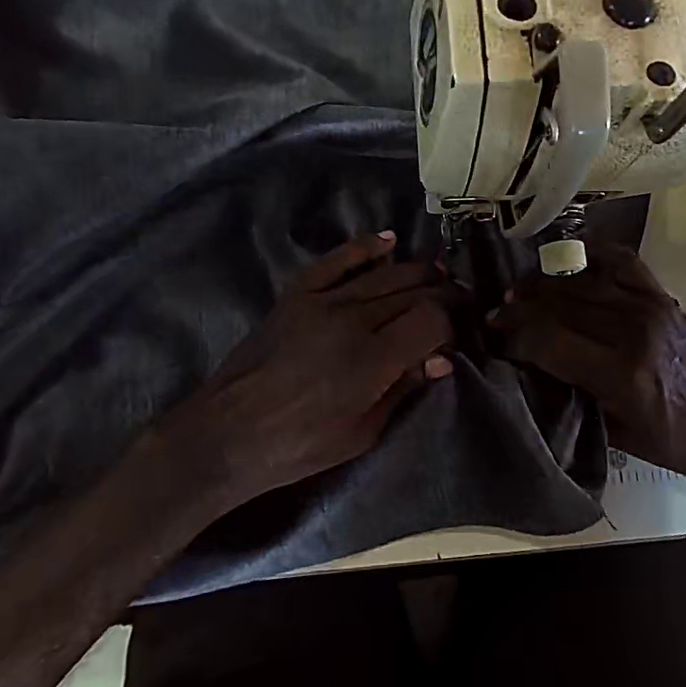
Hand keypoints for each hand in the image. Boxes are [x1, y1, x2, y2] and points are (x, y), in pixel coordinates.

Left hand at [191, 231, 457, 495]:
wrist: (225, 434)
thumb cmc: (298, 446)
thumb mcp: (362, 432)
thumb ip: (404, 388)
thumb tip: (441, 359)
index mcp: (373, 359)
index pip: (431, 319)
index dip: (451, 324)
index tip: (455, 336)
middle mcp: (353, 319)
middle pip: (413, 292)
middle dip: (444, 295)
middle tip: (460, 301)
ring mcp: (322, 301)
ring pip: (384, 274)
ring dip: (417, 271)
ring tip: (438, 274)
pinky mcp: (297, 294)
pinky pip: (337, 261)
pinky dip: (364, 247)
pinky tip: (389, 240)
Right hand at [491, 244, 685, 486]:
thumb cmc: (671, 443)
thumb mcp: (612, 431)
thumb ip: (570, 391)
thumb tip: (527, 360)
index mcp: (621, 373)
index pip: (548, 339)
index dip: (513, 336)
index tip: (494, 338)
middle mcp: (634, 330)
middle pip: (559, 303)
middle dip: (521, 308)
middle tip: (498, 314)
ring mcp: (650, 307)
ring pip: (582, 280)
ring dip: (545, 283)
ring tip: (522, 291)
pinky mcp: (662, 296)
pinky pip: (621, 260)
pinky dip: (590, 254)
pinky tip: (568, 259)